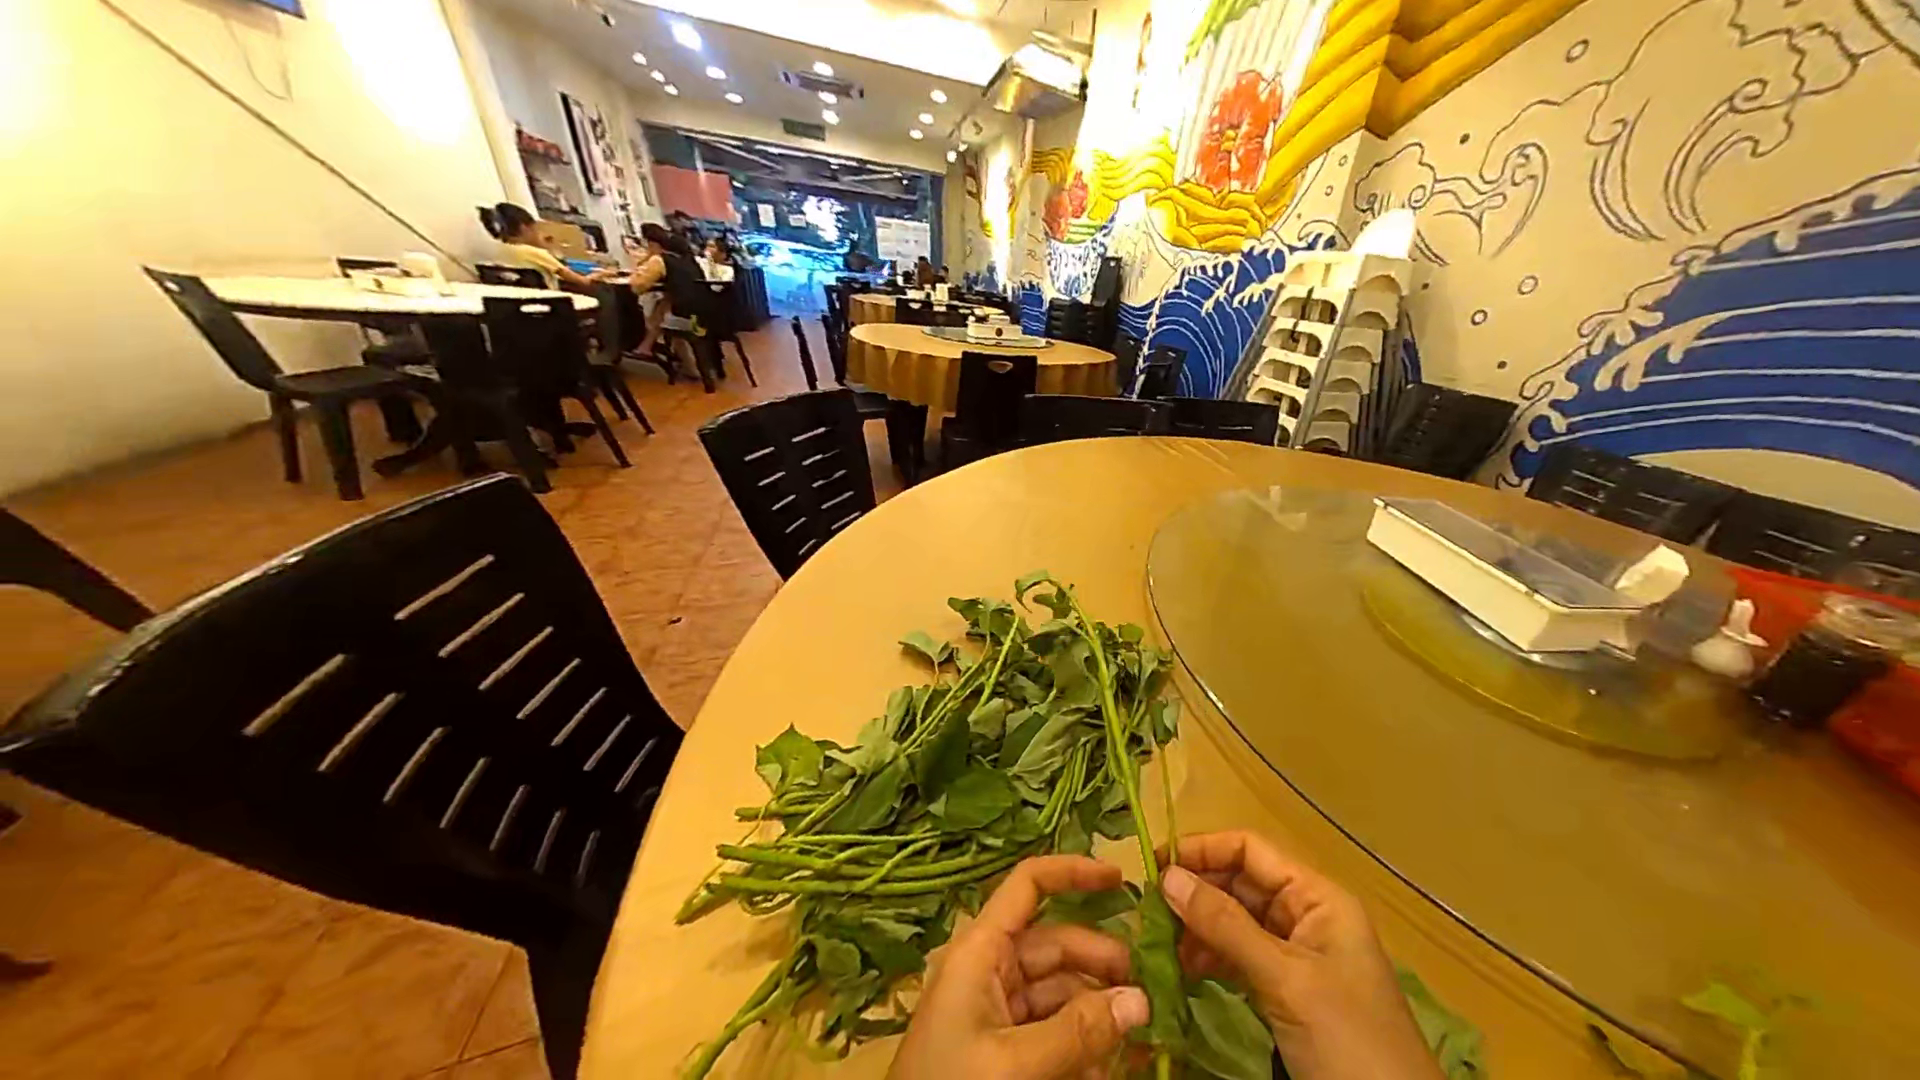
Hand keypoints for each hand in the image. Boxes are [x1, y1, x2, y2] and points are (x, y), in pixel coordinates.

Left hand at [889, 855, 1149, 1079]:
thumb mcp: (1014, 1062)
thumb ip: (1077, 1031)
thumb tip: (1140, 1000)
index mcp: (982, 947)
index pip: (1029, 885)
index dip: (1072, 871)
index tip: (1122, 879)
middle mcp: (990, 965)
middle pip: (1056, 943)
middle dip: (1102, 963)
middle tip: (1148, 993)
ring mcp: (997, 1006)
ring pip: (1060, 990)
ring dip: (1097, 1012)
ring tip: (1133, 1041)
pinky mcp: (1003, 1044)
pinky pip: (1052, 1028)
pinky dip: (1081, 1043)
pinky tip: (1105, 1067)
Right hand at [1159, 832, 1442, 1079]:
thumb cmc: (1350, 1042)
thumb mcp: (1285, 979)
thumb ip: (1225, 925)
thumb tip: (1166, 876)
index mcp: (1315, 897)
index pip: (1248, 849)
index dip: (1201, 850)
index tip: (1154, 865)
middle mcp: (1303, 915)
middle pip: (1236, 883)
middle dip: (1193, 892)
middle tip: (1148, 910)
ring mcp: (1293, 953)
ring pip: (1231, 920)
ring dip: (1195, 927)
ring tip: (1161, 944)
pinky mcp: (1283, 989)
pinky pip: (1235, 955)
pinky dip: (1207, 957)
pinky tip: (1183, 969)